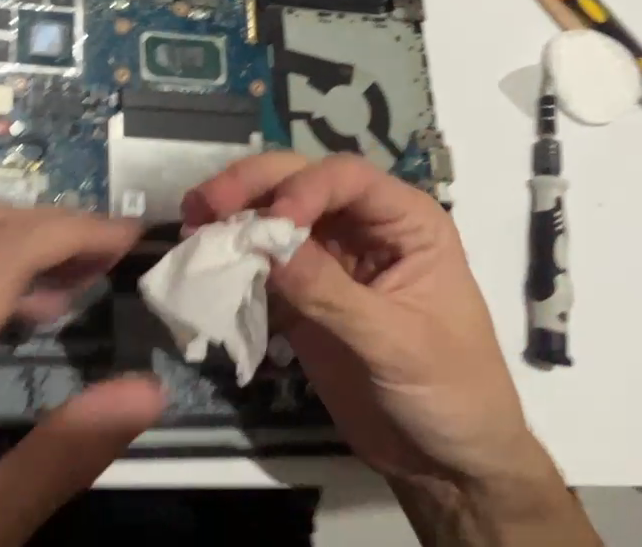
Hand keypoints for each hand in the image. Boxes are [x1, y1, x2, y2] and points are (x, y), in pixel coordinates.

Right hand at [185, 153, 540, 485]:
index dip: (303, 188)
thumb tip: (263, 246)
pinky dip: (230, 258)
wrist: (444, 463)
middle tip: (202, 206)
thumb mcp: (397, 343)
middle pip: (297, 181)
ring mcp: (326, 256)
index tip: (271, 223)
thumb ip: (330, 292)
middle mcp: (361, 225)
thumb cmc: (450, 393)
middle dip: (250, 186)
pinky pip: (258, 261)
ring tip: (192, 227)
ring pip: (271, 213)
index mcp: (404, 221)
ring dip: (231, 215)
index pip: (345, 178)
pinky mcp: (298, 291)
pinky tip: (203, 262)